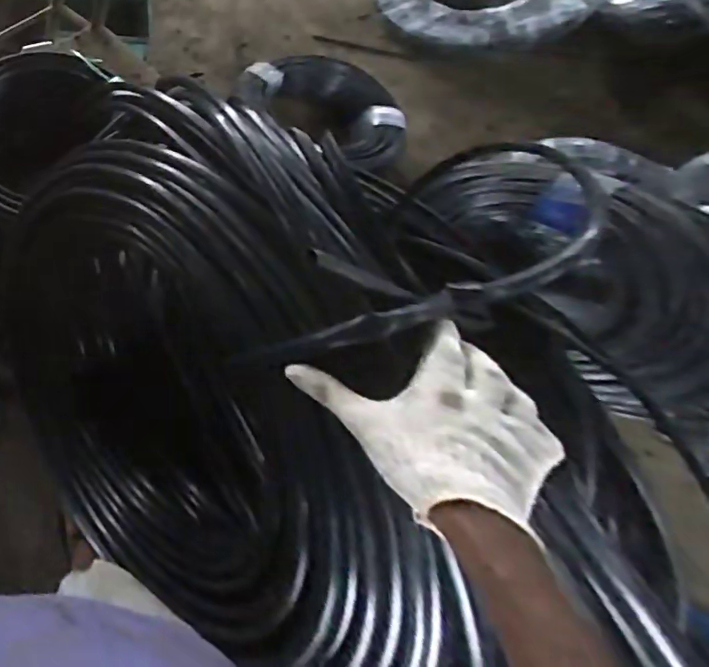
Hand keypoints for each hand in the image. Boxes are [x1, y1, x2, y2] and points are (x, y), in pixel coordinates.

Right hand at [286, 321, 564, 536]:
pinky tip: (525, 422)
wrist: (468, 511)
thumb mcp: (361, 422)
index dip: (445, 334)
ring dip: (508, 384)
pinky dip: (533, 421)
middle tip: (468, 348)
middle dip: (478, 355)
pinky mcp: (538, 455)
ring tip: (497, 380)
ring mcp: (515, 429)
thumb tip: (291, 367)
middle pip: (488, 369)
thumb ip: (329, 392)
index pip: (447, 352)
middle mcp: (482, 401)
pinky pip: (542, 431)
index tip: (443, 322)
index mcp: (440, 388)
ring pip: (520, 396)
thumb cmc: (409, 458)